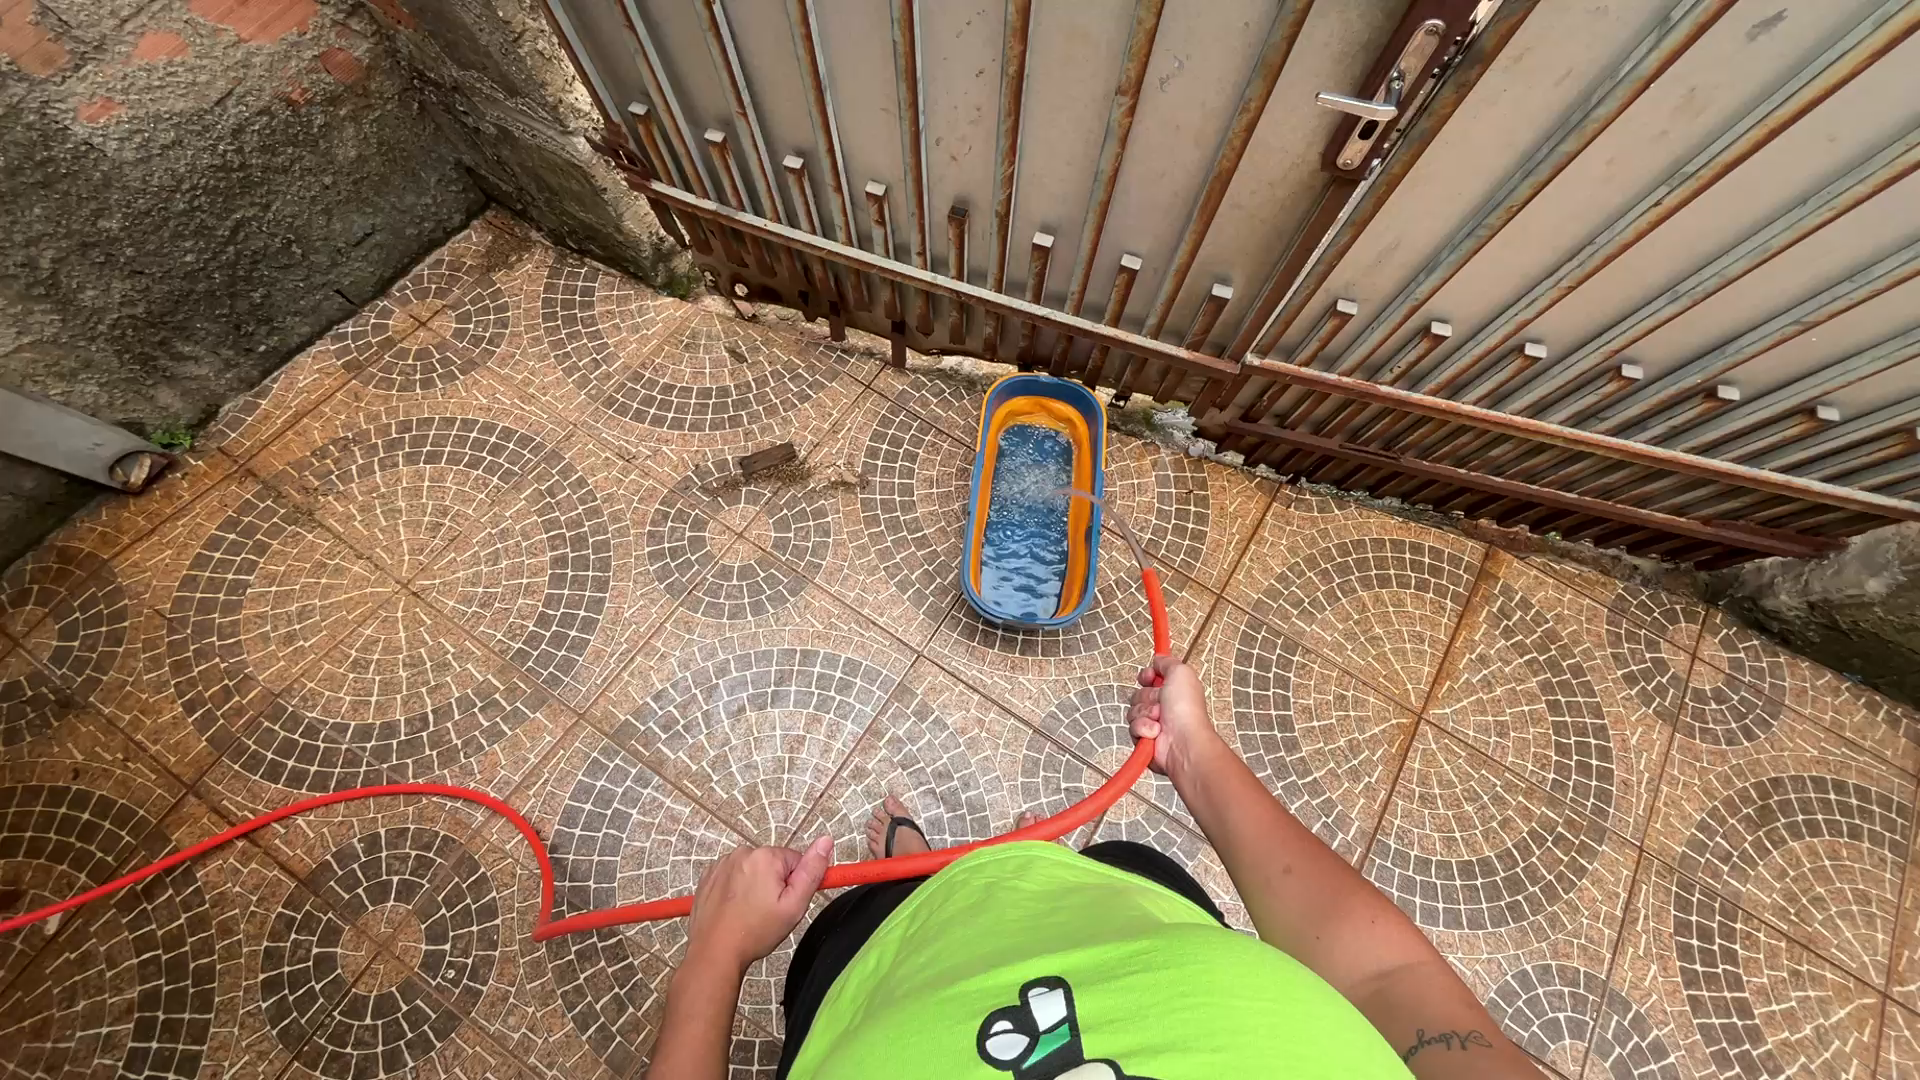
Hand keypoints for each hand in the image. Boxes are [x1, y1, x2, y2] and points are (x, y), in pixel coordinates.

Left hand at [686, 837, 832, 972]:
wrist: (713, 954)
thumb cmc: (755, 932)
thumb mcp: (794, 906)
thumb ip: (812, 871)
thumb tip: (826, 840)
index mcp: (765, 856)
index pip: (794, 861)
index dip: (793, 885)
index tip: (783, 904)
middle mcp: (742, 852)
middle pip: (772, 864)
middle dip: (773, 884)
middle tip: (767, 911)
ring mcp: (722, 864)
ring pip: (752, 870)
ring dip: (754, 886)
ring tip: (749, 913)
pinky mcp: (708, 876)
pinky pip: (733, 876)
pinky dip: (736, 889)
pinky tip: (734, 910)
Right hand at [1129, 655, 1222, 778]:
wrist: (1182, 741)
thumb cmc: (1186, 710)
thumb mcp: (1181, 673)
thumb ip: (1167, 662)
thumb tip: (1159, 657)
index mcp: (1173, 691)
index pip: (1149, 679)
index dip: (1147, 677)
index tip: (1150, 677)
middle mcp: (1164, 707)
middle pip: (1138, 694)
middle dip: (1146, 698)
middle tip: (1160, 704)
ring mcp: (1154, 723)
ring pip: (1133, 711)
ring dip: (1144, 714)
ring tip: (1159, 720)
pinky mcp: (1145, 738)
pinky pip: (1132, 728)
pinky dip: (1142, 729)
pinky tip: (1154, 733)